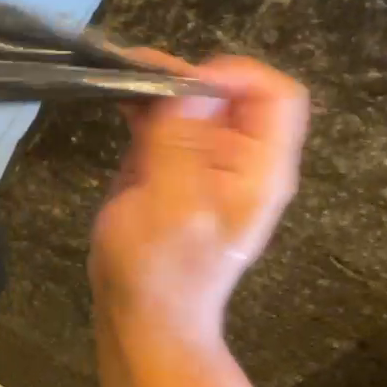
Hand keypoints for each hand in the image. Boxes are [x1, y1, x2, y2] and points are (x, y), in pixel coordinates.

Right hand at [89, 53, 309, 348]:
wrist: (143, 317)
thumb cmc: (159, 268)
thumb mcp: (172, 206)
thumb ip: (182, 145)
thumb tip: (191, 86)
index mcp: (257, 168)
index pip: (273, 96)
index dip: (231, 75)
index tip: (176, 81)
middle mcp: (236, 159)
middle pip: (229, 93)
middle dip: (184, 74)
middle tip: (131, 69)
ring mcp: (200, 164)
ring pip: (191, 104)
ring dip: (158, 85)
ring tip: (116, 74)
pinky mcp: (166, 170)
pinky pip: (164, 124)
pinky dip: (142, 105)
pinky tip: (113, 98)